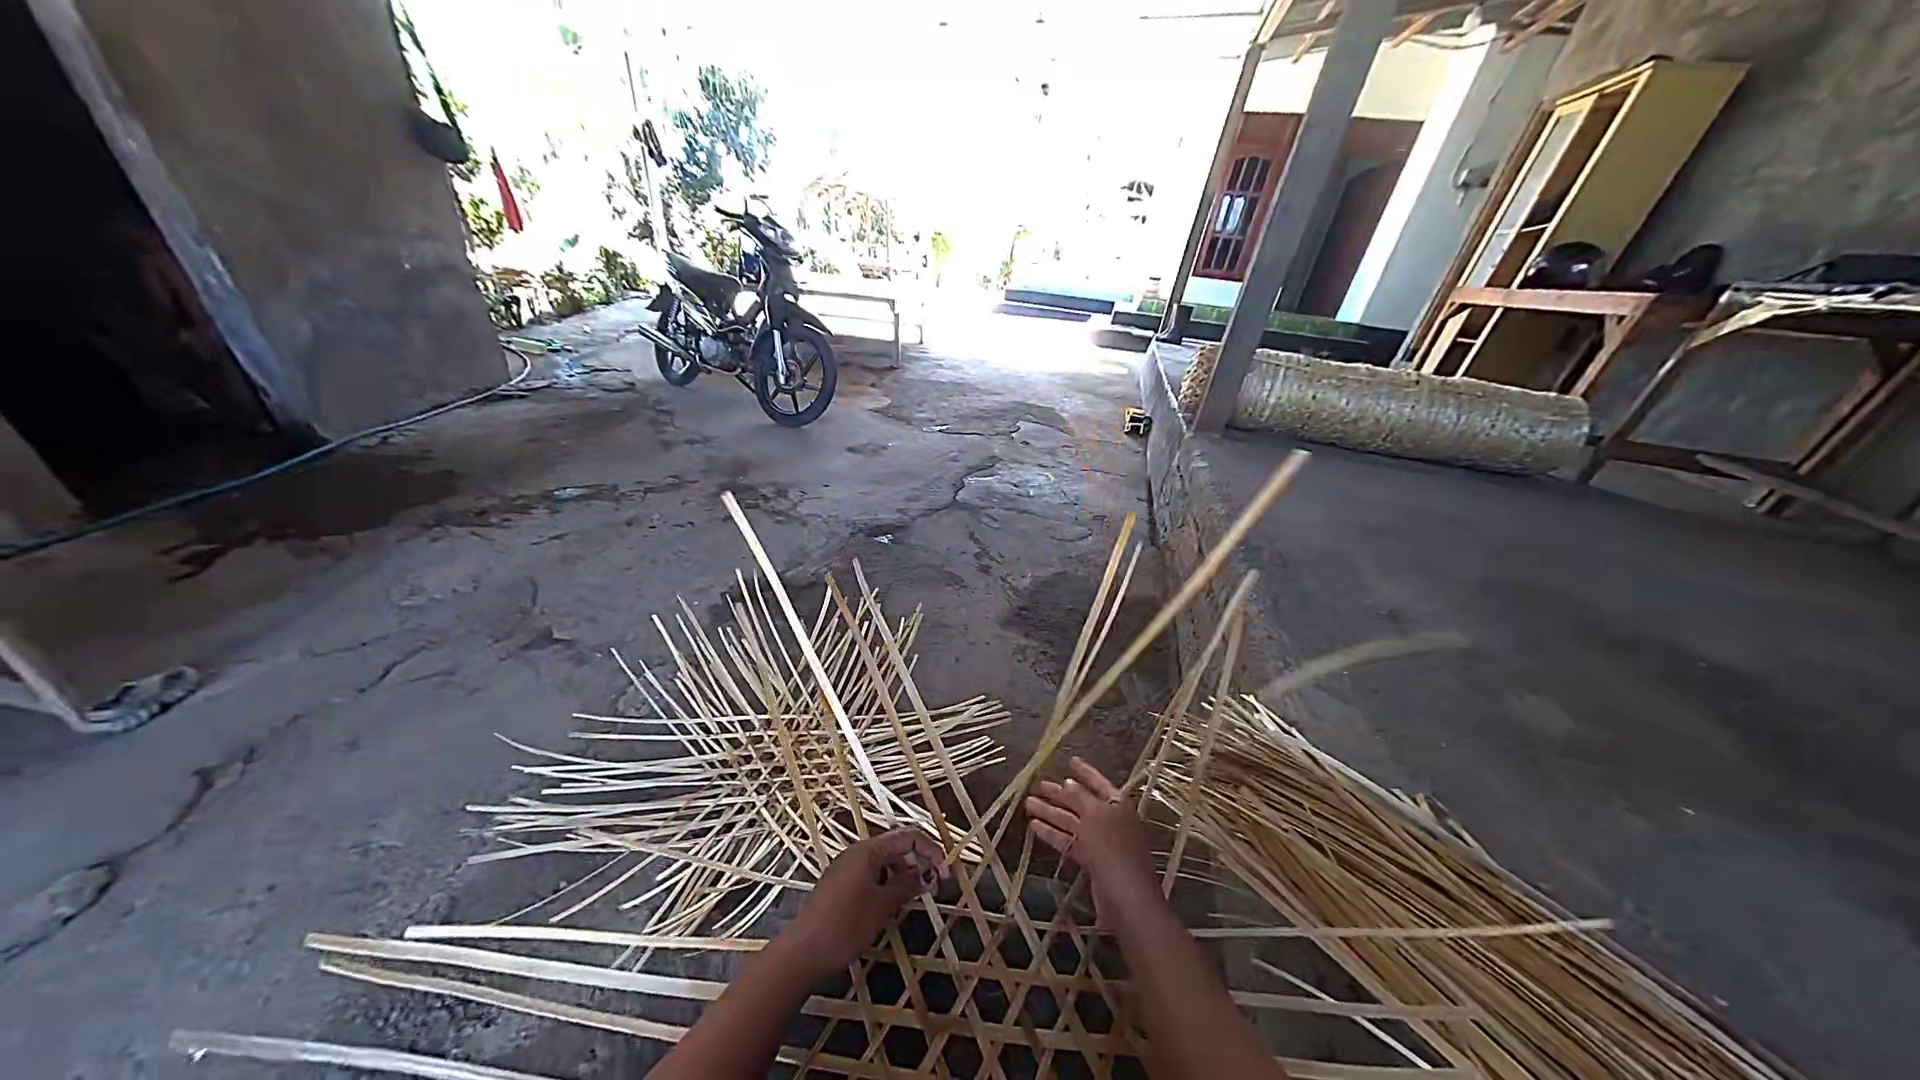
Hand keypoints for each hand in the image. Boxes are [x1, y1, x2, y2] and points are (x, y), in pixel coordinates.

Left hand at [780, 828, 943, 979]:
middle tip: (934, 886)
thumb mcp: (882, 906)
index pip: (909, 836)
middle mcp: (857, 852)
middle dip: (919, 861)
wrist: (803, 952)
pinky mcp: (841, 884)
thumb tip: (927, 874)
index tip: (944, 875)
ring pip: (884, 862)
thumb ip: (906, 885)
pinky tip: (893, 903)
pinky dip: (888, 883)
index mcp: (868, 850)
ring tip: (916, 896)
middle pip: (897, 846)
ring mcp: (847, 868)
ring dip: (904, 873)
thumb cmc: (845, 925)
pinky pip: (872, 874)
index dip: (931, 851)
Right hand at [1025, 757, 1157, 921]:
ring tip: (1028, 805)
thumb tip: (1067, 782)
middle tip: (1038, 785)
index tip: (1069, 760)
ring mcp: (1101, 841)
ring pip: (1072, 822)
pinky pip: (1070, 841)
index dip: (1084, 771)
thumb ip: (1080, 797)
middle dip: (1059, 794)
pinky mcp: (1091, 861)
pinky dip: (1053, 833)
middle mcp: (1109, 819)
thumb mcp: (1096, 816)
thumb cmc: (1113, 849)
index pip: (1098, 782)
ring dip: (1051, 813)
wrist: (1127, 899)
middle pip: (1081, 802)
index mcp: (1116, 804)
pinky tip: (1035, 827)